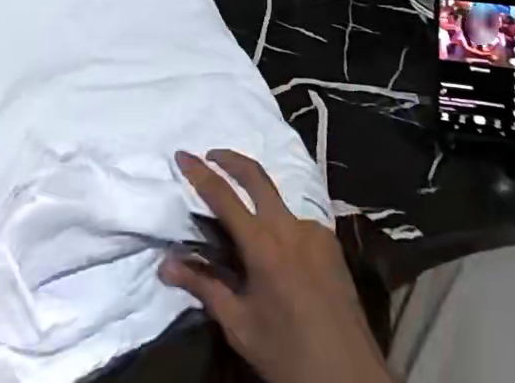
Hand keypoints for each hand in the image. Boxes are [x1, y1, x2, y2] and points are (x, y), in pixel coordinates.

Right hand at [162, 150, 392, 382]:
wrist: (347, 371)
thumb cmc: (286, 351)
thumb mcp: (239, 324)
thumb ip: (204, 287)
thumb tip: (167, 263)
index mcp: (263, 244)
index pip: (224, 197)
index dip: (200, 173)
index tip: (183, 154)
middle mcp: (290, 226)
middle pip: (257, 176)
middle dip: (232, 159)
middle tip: (211, 155)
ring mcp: (315, 230)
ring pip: (279, 203)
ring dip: (258, 203)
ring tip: (242, 231)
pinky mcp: (331, 242)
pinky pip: (297, 225)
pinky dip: (280, 229)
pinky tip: (276, 257)